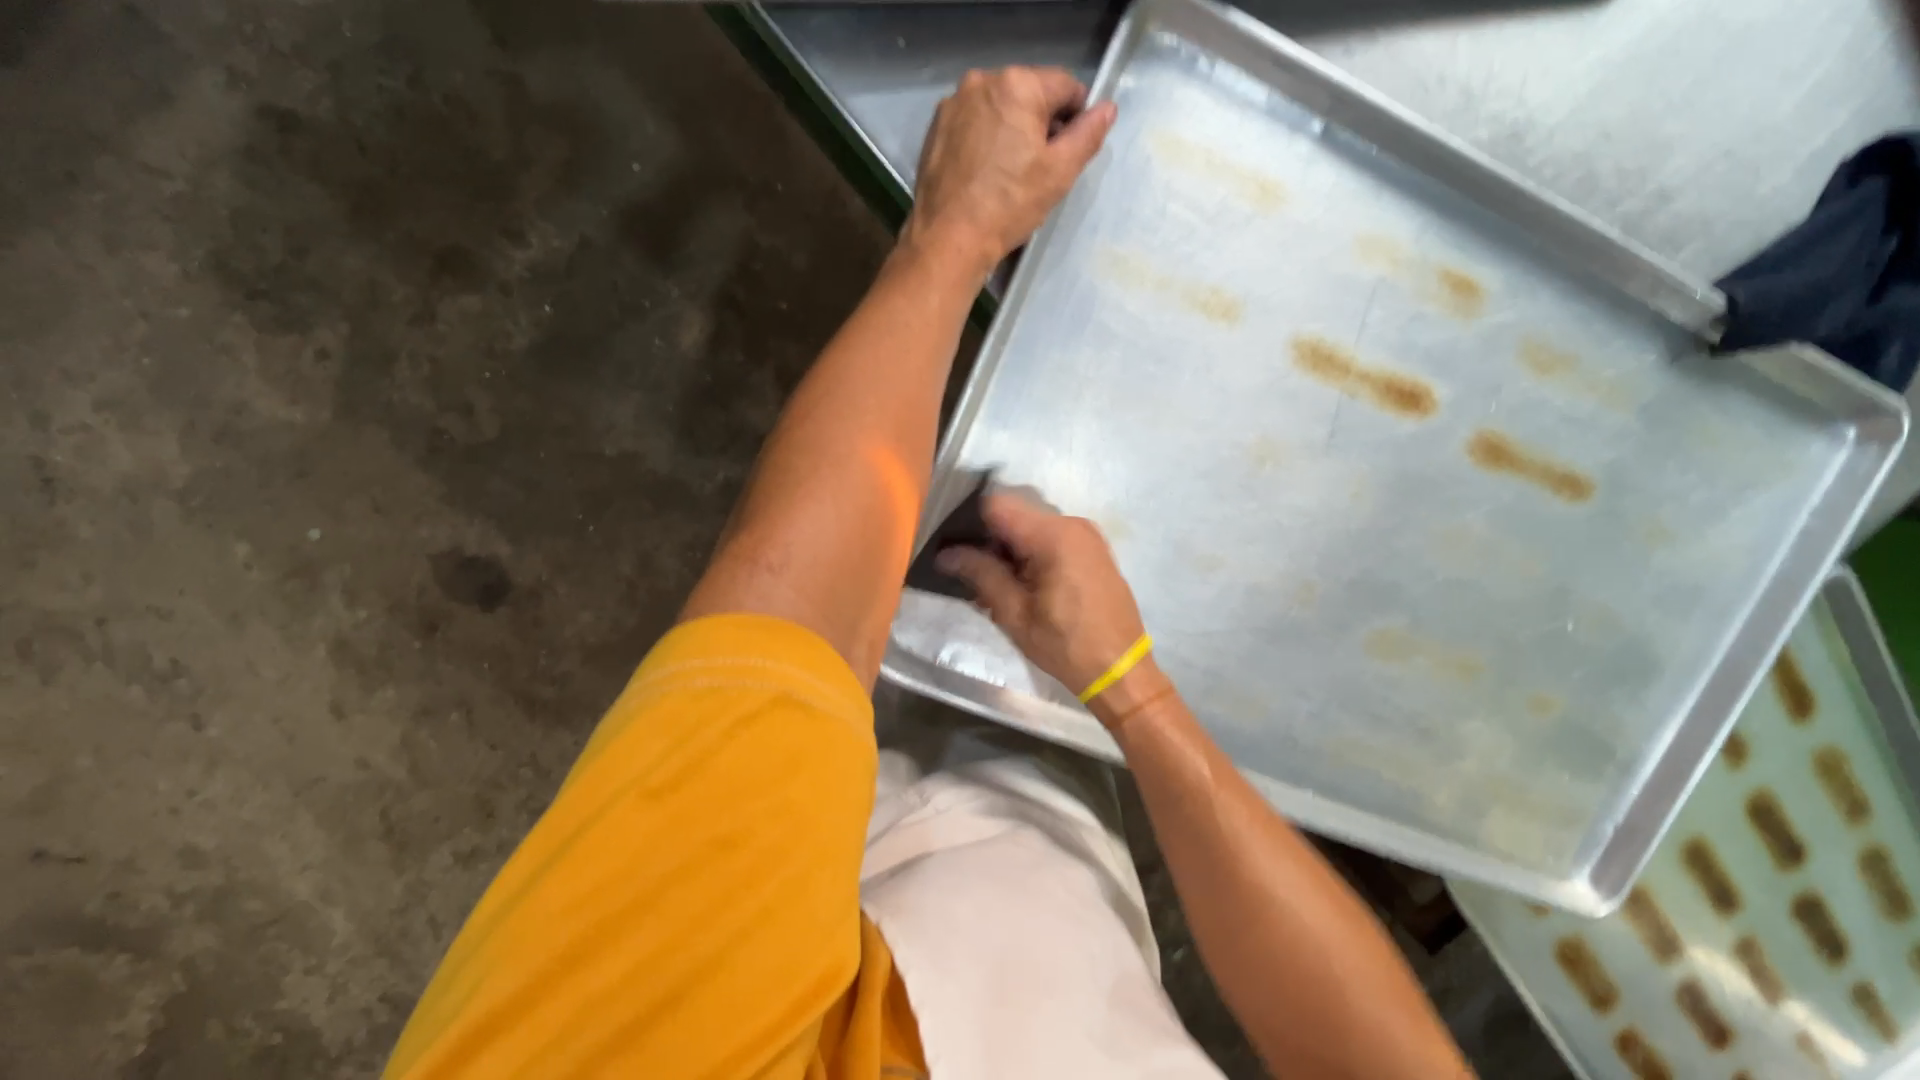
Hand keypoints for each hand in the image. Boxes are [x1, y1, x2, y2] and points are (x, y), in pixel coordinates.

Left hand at [903, 67, 1118, 279]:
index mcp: (1017, 84)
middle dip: (1042, 122)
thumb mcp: (1060, 171)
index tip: (1072, 148)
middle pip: (1029, 94)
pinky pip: (973, 123)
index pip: (1065, 85)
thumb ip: (1088, 134)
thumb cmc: (1009, 205)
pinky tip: (986, 172)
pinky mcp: (935, 128)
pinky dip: (986, 139)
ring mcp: (953, 103)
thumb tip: (1107, 108)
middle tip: (1042, 166)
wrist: (948, 238)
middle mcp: (981, 81)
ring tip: (1012, 172)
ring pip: (999, 108)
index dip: (1077, 115)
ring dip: (1013, 130)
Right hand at [936, 495, 1166, 719]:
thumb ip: (980, 574)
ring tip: (999, 588)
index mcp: (1054, 536)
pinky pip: (1052, 539)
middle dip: (990, 542)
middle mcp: (1073, 524)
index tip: (957, 551)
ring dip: (1011, 551)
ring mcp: (1087, 535)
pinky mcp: (1093, 550)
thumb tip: (946, 554)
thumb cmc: (1066, 645)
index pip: (996, 505)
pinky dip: (1032, 555)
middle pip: (1015, 515)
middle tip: (973, 578)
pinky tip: (1026, 587)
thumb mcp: (1015, 614)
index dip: (971, 524)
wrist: (1121, 670)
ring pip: (1032, 528)